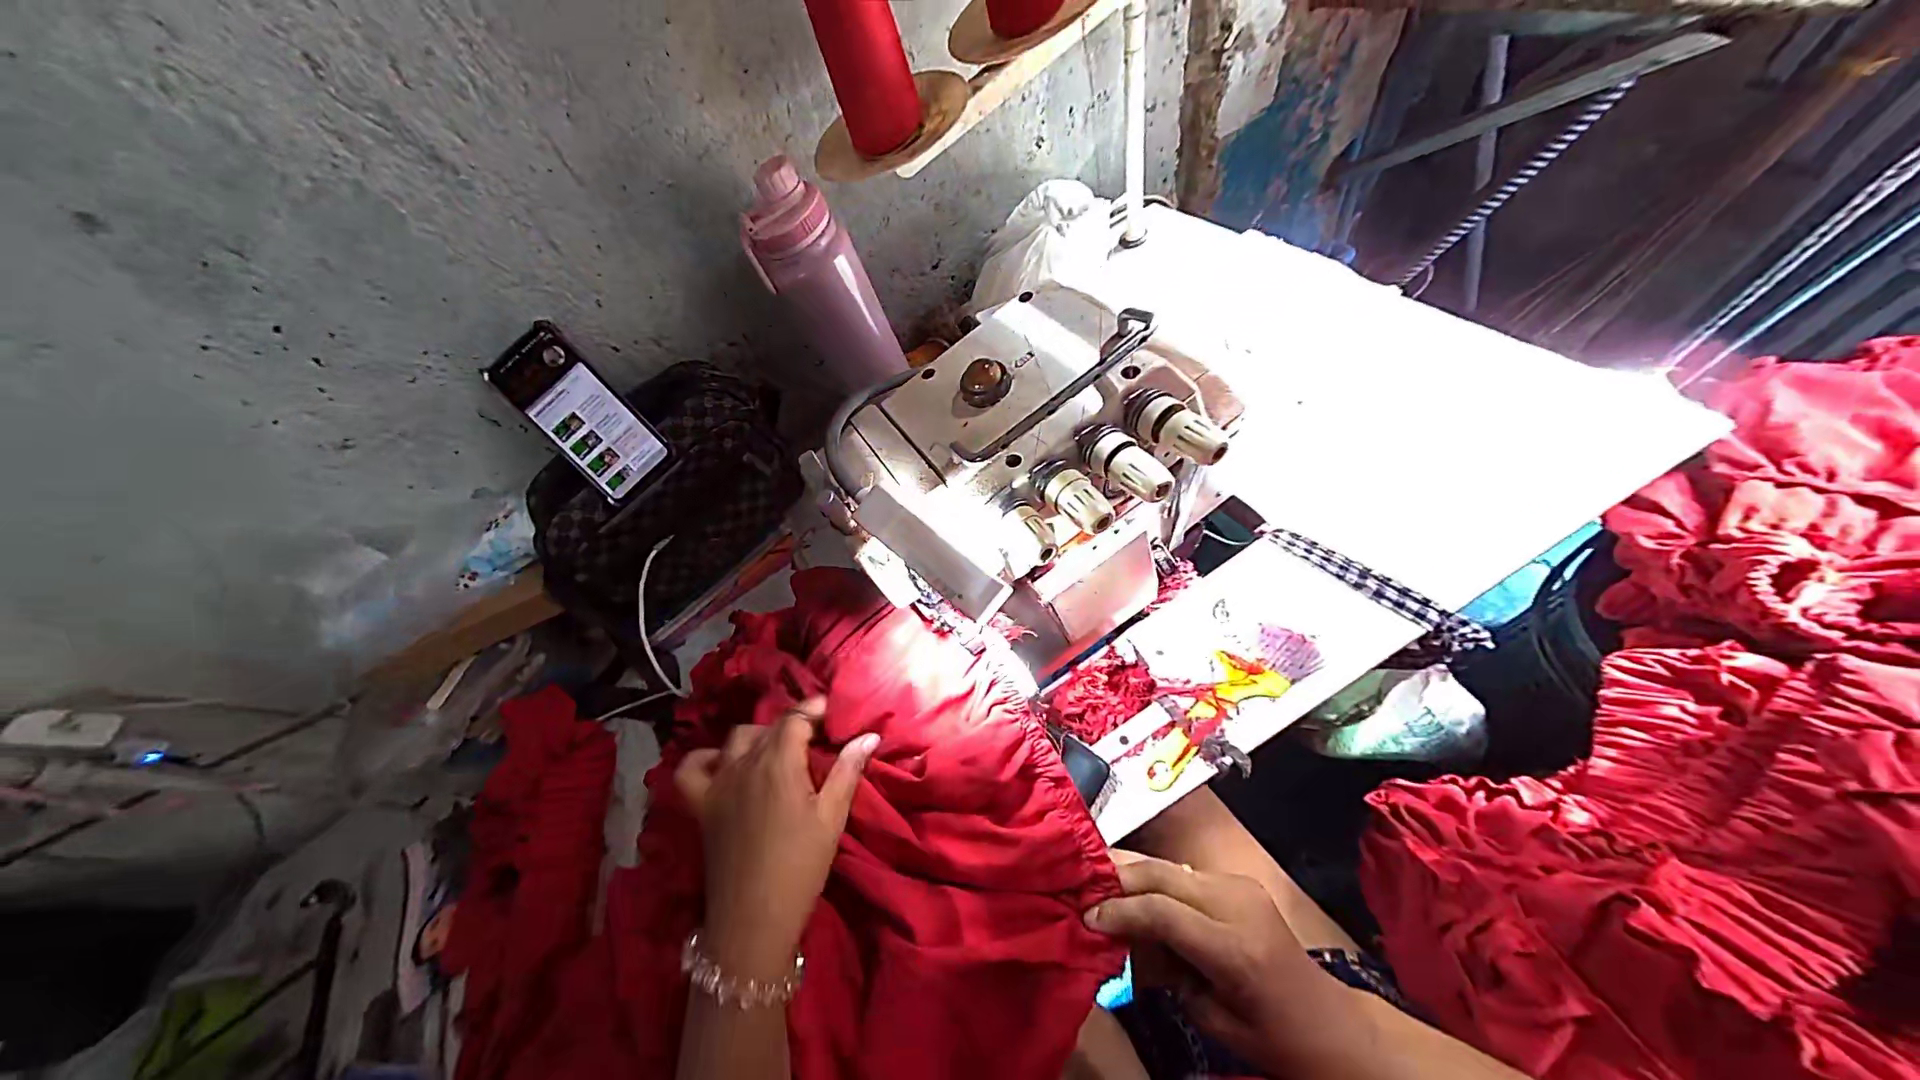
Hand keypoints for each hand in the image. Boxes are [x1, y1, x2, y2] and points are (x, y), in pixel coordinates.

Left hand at [675, 698, 878, 978]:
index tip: (833, 714)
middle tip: (816, 740)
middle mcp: (744, 763)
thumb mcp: (832, 818)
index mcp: (778, 762)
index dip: (815, 709)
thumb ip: (848, 770)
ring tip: (779, 753)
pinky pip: (692, 767)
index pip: (795, 717)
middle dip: (794, 724)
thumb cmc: (800, 867)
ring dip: (759, 737)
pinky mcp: (700, 804)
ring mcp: (717, 782)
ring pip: (737, 738)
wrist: (752, 920)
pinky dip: (708, 758)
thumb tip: (868, 735)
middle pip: (769, 726)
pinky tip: (726, 765)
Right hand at [1084, 853, 1359, 1073]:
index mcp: (1235, 949)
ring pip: (1168, 865)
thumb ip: (1163, 970)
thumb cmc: (1271, 1036)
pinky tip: (1129, 886)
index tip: (1086, 916)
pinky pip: (1182, 873)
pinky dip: (1152, 878)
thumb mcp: (1210, 1016)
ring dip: (1130, 871)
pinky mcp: (1236, 882)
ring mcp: (1239, 886)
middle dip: (1116, 876)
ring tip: (1093, 876)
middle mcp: (1237, 904)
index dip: (1119, 910)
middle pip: (1161, 873)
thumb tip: (1117, 938)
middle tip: (1079, 883)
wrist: (1330, 1024)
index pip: (1162, 911)